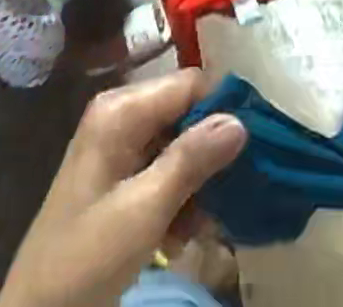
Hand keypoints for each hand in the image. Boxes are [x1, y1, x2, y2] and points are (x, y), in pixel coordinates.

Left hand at [0, 70, 247, 306]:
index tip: (255, 141)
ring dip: (199, 180)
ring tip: (210, 219)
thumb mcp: (144, 209)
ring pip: (181, 143)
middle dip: (213, 148)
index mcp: (121, 110)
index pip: (190, 84)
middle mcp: (121, 115)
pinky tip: (186, 233)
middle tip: (237, 185)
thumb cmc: (86, 257)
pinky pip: (165, 168)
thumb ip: (192, 159)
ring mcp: (119, 145)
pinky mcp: (120, 175)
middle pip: (187, 111)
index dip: (224, 107)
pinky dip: (181, 195)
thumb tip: (240, 119)